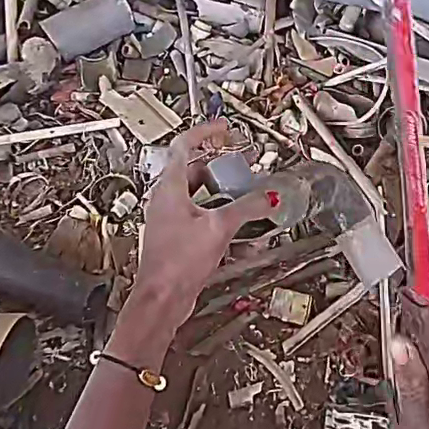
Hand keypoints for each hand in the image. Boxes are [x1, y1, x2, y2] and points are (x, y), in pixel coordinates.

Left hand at [131, 120, 280, 327]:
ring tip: (247, 201)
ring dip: (225, 198)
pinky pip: (203, 221)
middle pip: (196, 172)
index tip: (223, 128)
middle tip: (243, 168)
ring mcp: (171, 220)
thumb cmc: (175, 264)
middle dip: (222, 169)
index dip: (205, 131)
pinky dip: (222, 222)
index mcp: (169, 188)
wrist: (161, 300)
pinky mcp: (179, 239)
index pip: (184, 145)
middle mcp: (166, 201)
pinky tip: (242, 237)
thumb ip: (246, 208)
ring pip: (201, 198)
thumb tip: (266, 197)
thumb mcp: (219, 228)